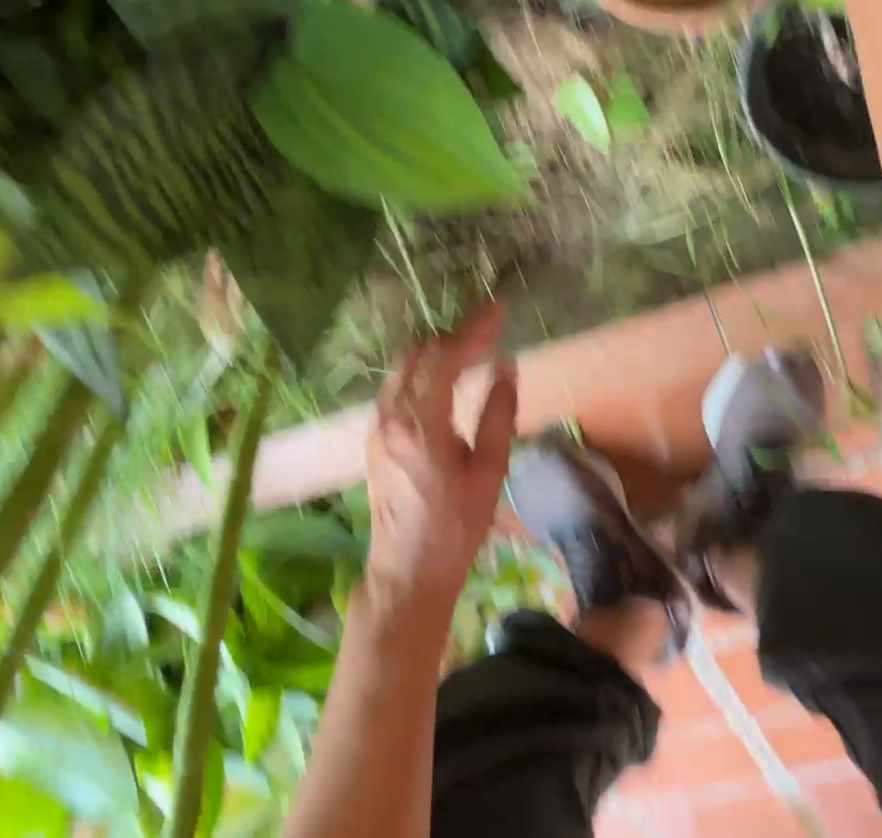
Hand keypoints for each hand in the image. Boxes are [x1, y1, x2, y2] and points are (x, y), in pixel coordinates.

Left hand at [362, 305, 518, 615]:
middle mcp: (390, 418)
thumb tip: (507, 368)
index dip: (474, 330)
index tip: (500, 310)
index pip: (445, 358)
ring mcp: (376, 427)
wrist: (408, 570)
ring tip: (472, 353)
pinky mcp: (374, 438)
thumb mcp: (489, 473)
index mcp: (420, 426)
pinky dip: (422, 372)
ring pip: (402, 368)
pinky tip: (446, 382)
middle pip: (417, 354)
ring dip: (436, 352)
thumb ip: (498, 415)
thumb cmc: (457, 527)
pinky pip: (395, 387)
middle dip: (454, 336)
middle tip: (490, 334)